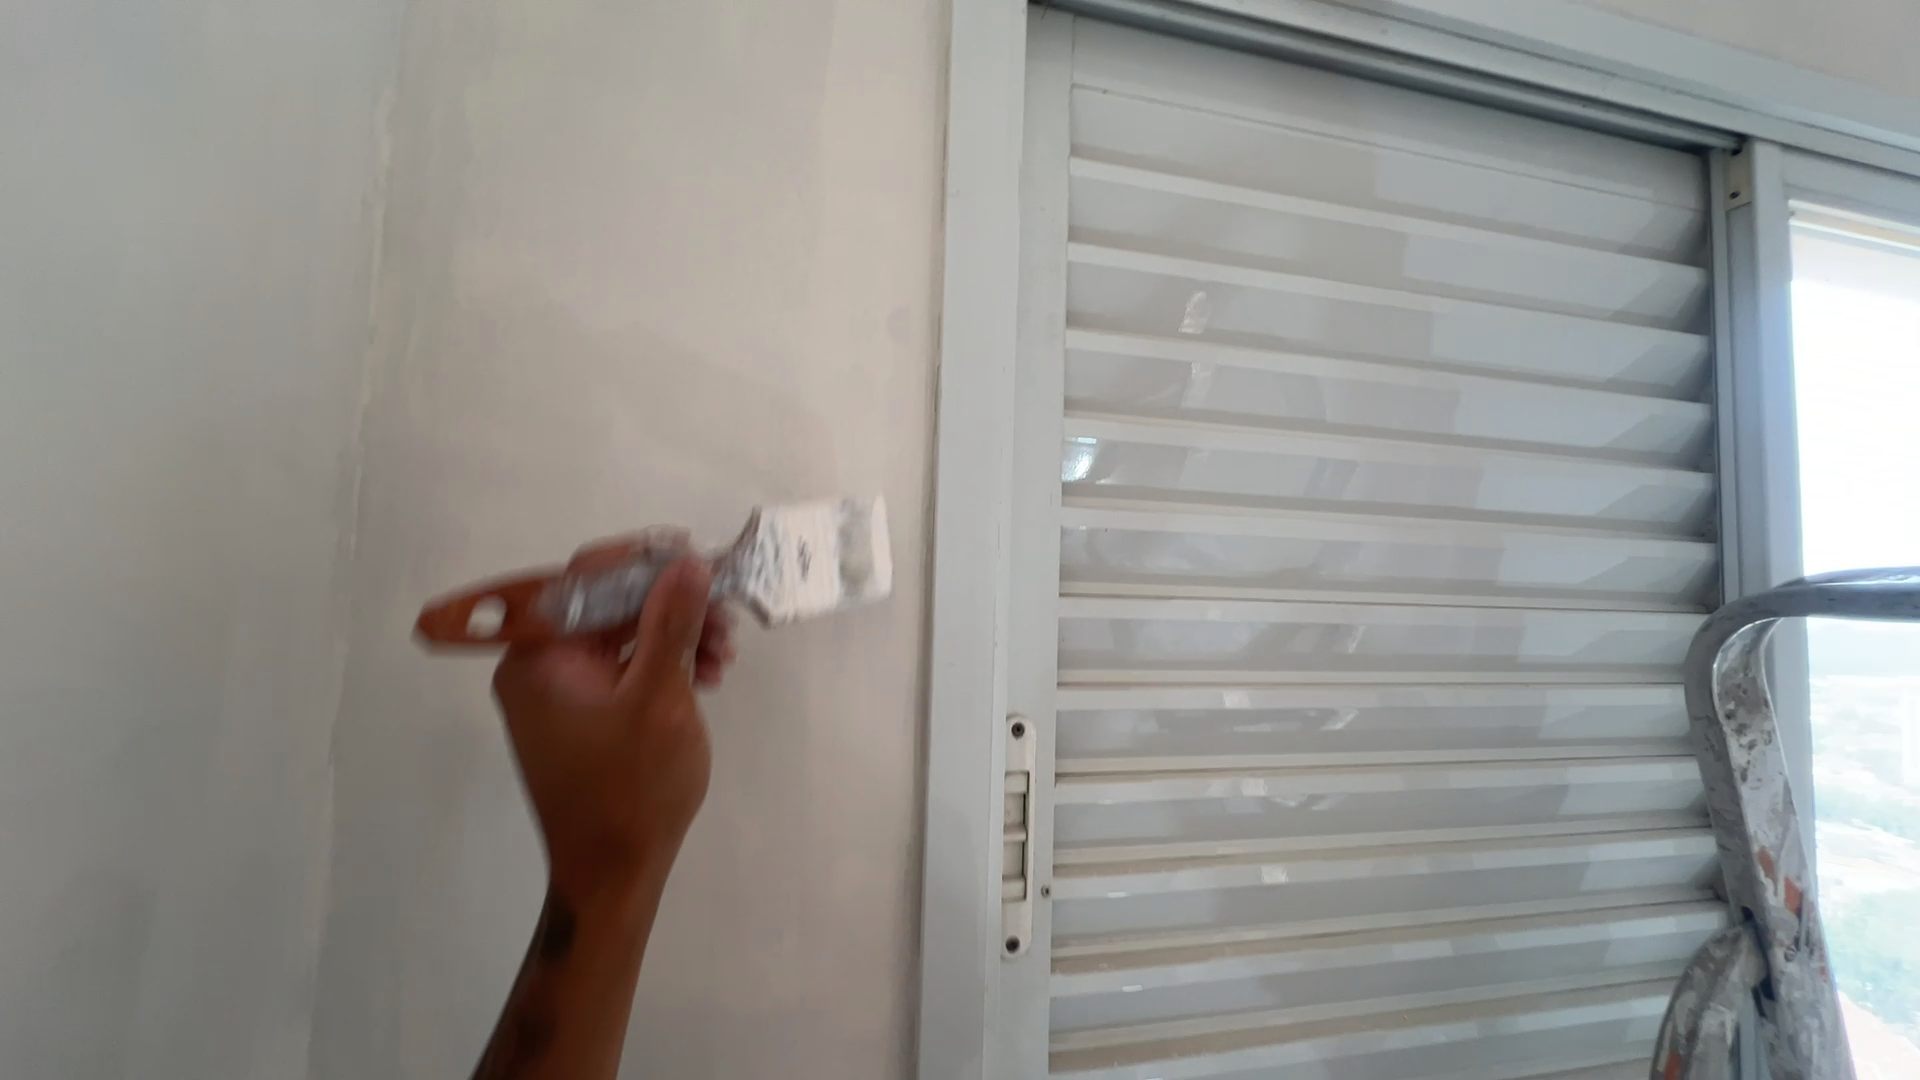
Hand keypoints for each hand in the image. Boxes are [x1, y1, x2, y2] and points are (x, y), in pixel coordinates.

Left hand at [491, 533, 736, 898]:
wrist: (616, 874)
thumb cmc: (633, 787)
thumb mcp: (660, 697)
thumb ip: (673, 623)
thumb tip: (689, 561)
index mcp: (539, 657)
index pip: (587, 578)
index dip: (645, 558)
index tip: (699, 556)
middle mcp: (540, 666)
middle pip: (610, 605)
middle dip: (673, 605)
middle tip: (725, 616)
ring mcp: (562, 690)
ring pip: (625, 634)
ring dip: (678, 634)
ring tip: (724, 656)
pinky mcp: (585, 711)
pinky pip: (626, 665)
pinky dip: (667, 662)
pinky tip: (705, 675)